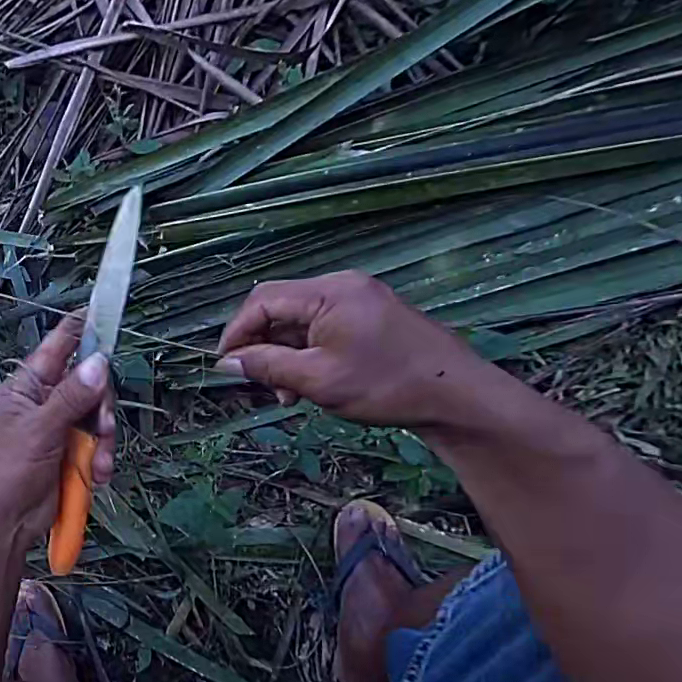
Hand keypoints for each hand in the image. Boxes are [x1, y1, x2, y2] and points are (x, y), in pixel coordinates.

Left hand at [0, 315, 115, 548]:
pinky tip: (96, 478)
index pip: (57, 348)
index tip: (102, 312)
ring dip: (104, 443)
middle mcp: (44, 403)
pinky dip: (100, 461)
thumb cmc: (7, 471)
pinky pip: (97, 447)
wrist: (2, 525)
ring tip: (97, 467)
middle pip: (89, 386)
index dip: (79, 331)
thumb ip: (71, 396)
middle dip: (100, 410)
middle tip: (102, 428)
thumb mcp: (39, 429)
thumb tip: (99, 361)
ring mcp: (59, 430)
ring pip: (97, 419)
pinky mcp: (70, 456)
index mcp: (25, 388)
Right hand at [215, 271, 490, 427]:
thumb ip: (267, 366)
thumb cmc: (385, 386)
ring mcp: (359, 299)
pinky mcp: (370, 317)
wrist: (456, 396)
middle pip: (280, 309)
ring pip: (300, 322)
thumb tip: (227, 362)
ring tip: (289, 394)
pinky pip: (323, 329)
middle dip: (262, 346)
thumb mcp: (316, 379)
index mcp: (329, 291)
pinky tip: (310, 383)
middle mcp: (342, 286)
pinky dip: (308, 354)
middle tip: (262, 385)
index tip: (225, 366)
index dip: (237, 332)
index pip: (263, 300)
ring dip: (284, 356)